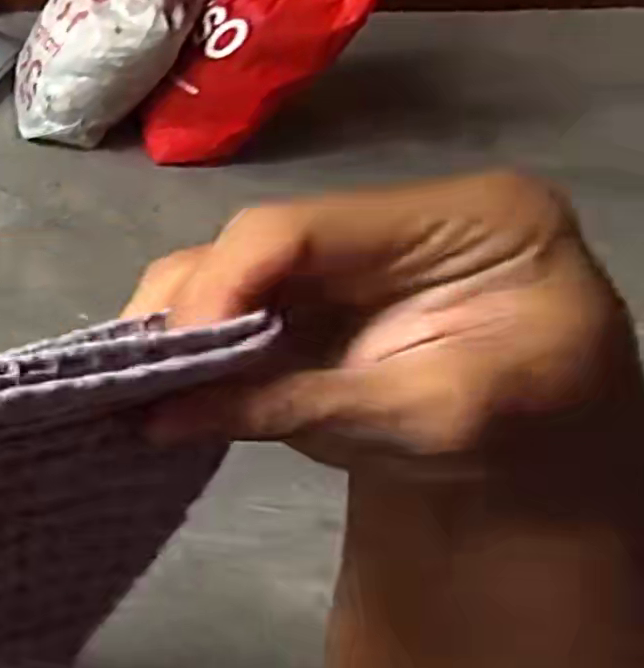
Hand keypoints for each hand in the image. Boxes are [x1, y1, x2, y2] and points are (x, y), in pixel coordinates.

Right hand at [120, 171, 642, 480]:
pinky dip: (171, 345)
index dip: (216, 288)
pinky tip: (164, 379)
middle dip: (180, 312)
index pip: (290, 230)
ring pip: (202, 271)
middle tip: (148, 379)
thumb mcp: (417, 419)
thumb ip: (286, 408)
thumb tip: (157, 420)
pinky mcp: (278, 298)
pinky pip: (199, 306)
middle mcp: (370, 226)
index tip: (176, 360)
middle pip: (235, 246)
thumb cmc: (507, 425)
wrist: (519, 445)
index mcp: (451, 223)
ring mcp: (317, 262)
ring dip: (164, 330)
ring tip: (150, 383)